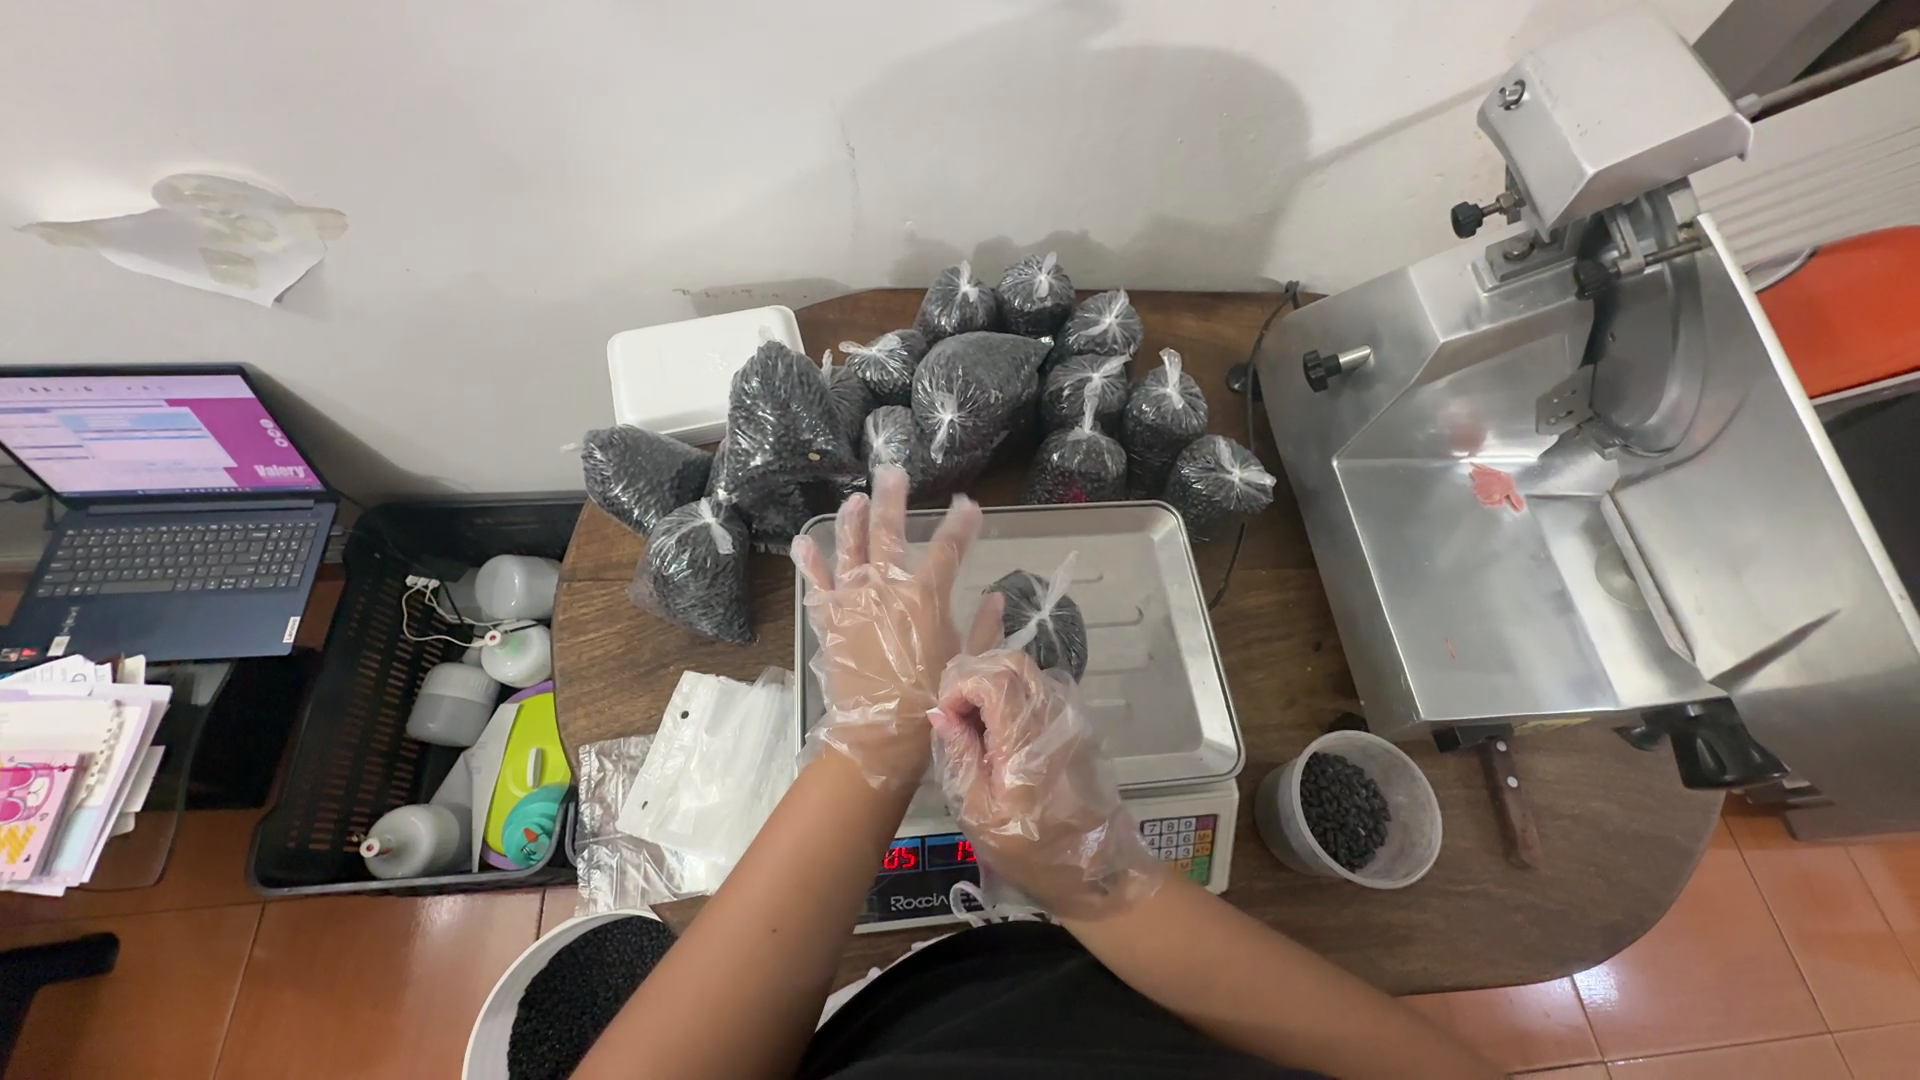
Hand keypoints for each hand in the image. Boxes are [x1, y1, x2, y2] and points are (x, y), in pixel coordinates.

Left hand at [792, 466, 982, 787]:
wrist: (880, 736)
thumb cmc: (929, 698)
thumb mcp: (966, 661)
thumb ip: (984, 626)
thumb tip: (996, 597)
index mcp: (926, 597)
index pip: (949, 549)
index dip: (962, 525)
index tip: (969, 506)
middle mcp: (886, 588)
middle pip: (890, 533)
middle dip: (894, 499)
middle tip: (894, 473)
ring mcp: (852, 600)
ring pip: (850, 548)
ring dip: (853, 520)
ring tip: (856, 498)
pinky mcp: (828, 619)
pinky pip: (816, 584)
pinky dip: (810, 563)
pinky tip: (804, 541)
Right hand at [930, 618, 1166, 919]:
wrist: (1095, 869)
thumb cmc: (1029, 849)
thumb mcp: (978, 813)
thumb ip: (959, 755)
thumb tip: (938, 713)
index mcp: (1025, 742)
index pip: (993, 679)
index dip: (961, 686)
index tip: (946, 715)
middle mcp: (1052, 718)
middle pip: (1012, 663)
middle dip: (975, 675)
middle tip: (956, 711)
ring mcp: (1070, 718)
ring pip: (1027, 672)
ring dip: (993, 682)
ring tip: (974, 721)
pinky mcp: (1077, 724)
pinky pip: (1040, 689)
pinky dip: (1013, 693)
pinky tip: (1000, 728)